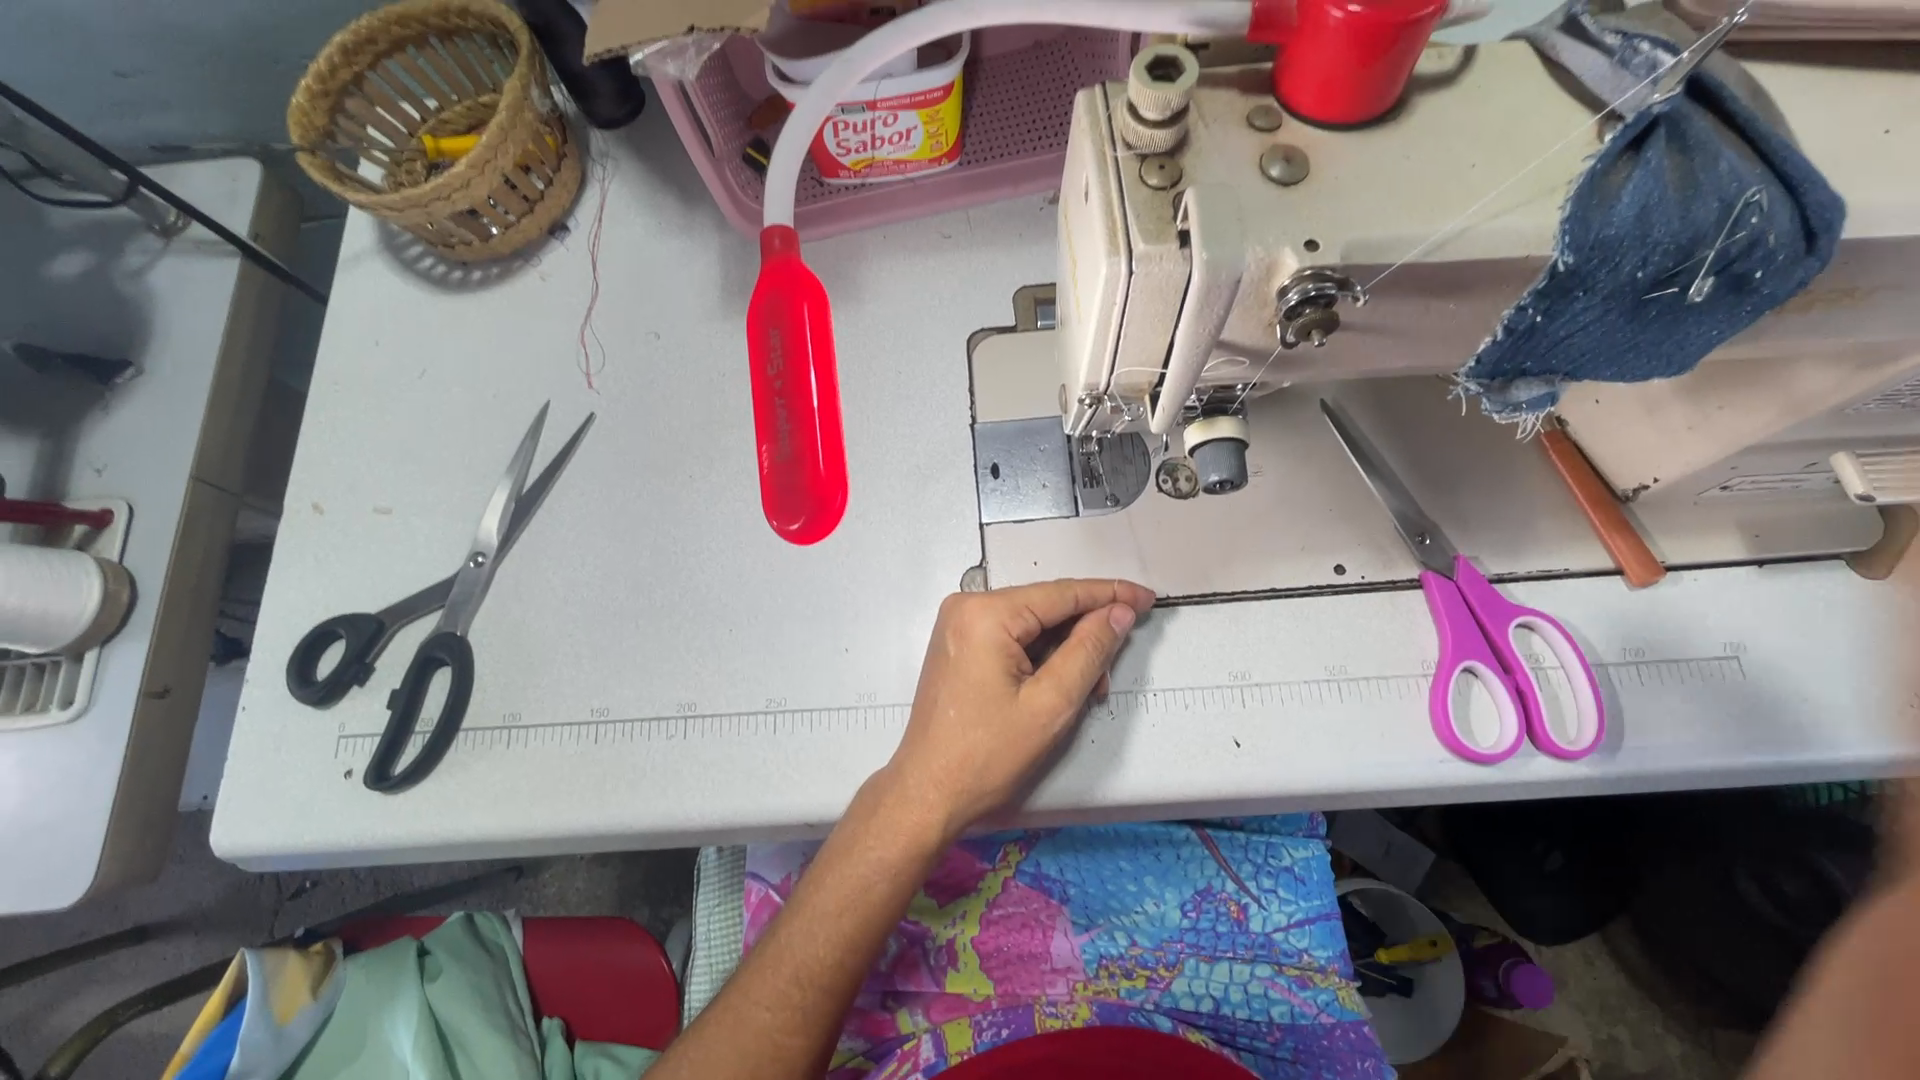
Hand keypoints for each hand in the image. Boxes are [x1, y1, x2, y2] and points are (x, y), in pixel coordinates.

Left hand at [878, 578, 1155, 839]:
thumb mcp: (1052, 703)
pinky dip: (1041, 657)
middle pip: (1046, 607)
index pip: (1061, 593)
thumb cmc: (987, 755)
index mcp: (985, 613)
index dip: (1110, 595)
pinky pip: (1012, 638)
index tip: (1147, 598)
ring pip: (1032, 624)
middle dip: (1086, 633)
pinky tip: (1060, 685)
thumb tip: (1118, 612)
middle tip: (1114, 668)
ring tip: (1088, 690)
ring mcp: (959, 626)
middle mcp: (967, 607)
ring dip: (1066, 651)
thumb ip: (1089, 650)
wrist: (929, 792)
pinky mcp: (959, 646)